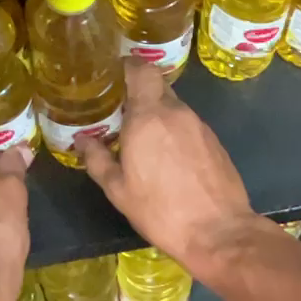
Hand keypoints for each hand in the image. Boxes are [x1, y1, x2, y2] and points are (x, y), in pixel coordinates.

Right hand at [76, 61, 273, 279]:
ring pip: (173, 107)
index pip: (140, 70)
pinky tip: (167, 158)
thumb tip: (81, 140)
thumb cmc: (161, 211)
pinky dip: (174, 132)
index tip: (110, 78)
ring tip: (140, 140)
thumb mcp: (118, 190)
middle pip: (156, 86)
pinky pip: (188, 125)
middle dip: (137, 95)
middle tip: (119, 114)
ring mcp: (199, 125)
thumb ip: (97, 159)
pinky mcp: (214, 141)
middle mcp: (176, 113)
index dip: (125, 67)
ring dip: (157, 116)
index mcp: (148, 117)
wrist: (219, 232)